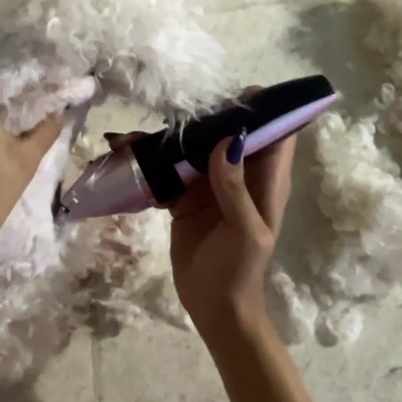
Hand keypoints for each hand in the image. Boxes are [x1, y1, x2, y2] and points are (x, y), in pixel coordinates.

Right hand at [113, 91, 299, 339]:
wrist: (215, 309)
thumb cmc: (240, 270)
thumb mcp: (245, 230)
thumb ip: (235, 187)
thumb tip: (227, 140)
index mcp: (265, 181)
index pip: (276, 135)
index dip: (264, 110)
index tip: (238, 92)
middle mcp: (239, 176)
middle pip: (226, 134)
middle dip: (203, 117)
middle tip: (174, 107)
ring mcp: (209, 186)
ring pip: (191, 150)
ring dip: (167, 139)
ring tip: (135, 132)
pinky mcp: (184, 198)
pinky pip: (167, 172)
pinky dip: (149, 162)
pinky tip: (125, 153)